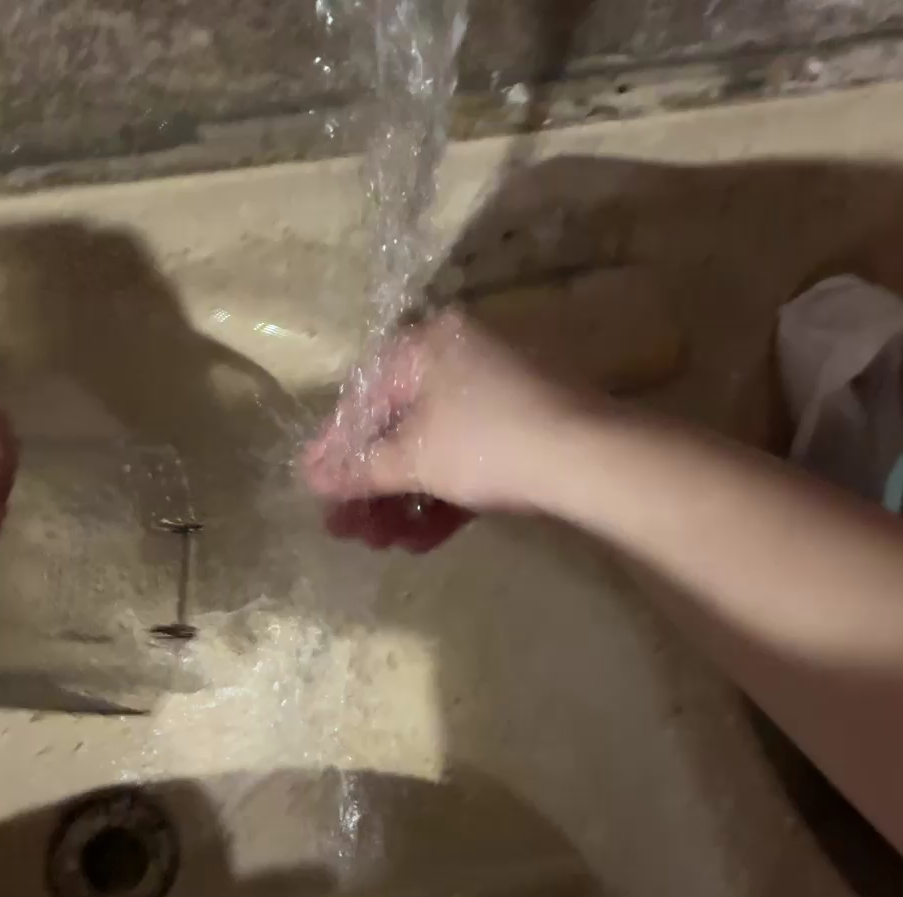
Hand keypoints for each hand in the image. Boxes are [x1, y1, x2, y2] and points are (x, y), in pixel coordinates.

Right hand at [302, 313, 594, 548]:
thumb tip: (313, 477)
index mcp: (428, 345)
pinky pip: (468, 459)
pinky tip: (425, 539)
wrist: (590, 458)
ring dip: (407, 501)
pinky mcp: (522, 429)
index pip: (364, 398)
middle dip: (373, 489)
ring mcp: (496, 394)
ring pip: (435, 450)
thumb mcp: (416, 457)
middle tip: (350, 532)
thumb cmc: (488, 443)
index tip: (315, 487)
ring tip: (385, 545)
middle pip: (399, 428)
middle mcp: (460, 359)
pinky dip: (445, 496)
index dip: (335, 448)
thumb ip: (361, 469)